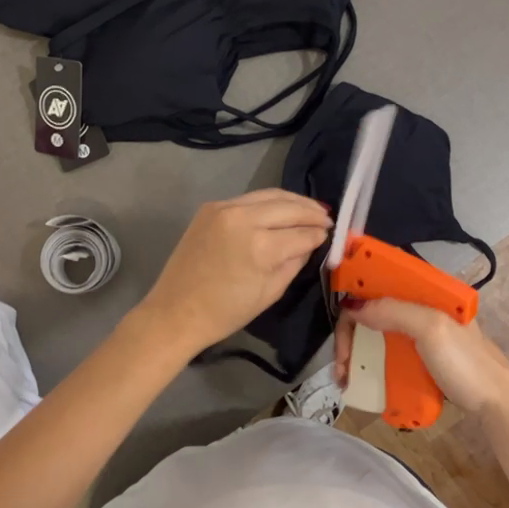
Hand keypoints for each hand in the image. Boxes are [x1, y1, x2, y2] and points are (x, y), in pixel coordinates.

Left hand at [133, 189, 330, 354]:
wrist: (176, 311)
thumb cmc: (225, 312)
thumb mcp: (270, 292)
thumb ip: (295, 261)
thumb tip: (312, 242)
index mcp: (259, 245)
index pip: (301, 233)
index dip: (319, 234)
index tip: (332, 234)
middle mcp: (242, 218)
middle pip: (287, 206)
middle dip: (311, 211)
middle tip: (328, 217)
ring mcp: (223, 208)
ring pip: (268, 195)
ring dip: (292, 201)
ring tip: (311, 209)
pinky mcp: (211, 206)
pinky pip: (248, 198)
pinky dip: (268, 202)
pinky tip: (281, 209)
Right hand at [333, 298, 508, 418]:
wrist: (499, 407)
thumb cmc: (468, 363)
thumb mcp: (431, 329)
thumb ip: (393, 310)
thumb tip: (351, 306)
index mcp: (427, 291)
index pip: (380, 279)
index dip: (355, 292)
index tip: (338, 317)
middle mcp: (421, 308)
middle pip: (373, 309)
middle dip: (350, 333)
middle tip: (341, 363)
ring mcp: (421, 335)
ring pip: (376, 334)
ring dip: (355, 352)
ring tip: (344, 379)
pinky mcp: (420, 359)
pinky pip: (386, 355)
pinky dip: (369, 365)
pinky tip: (358, 381)